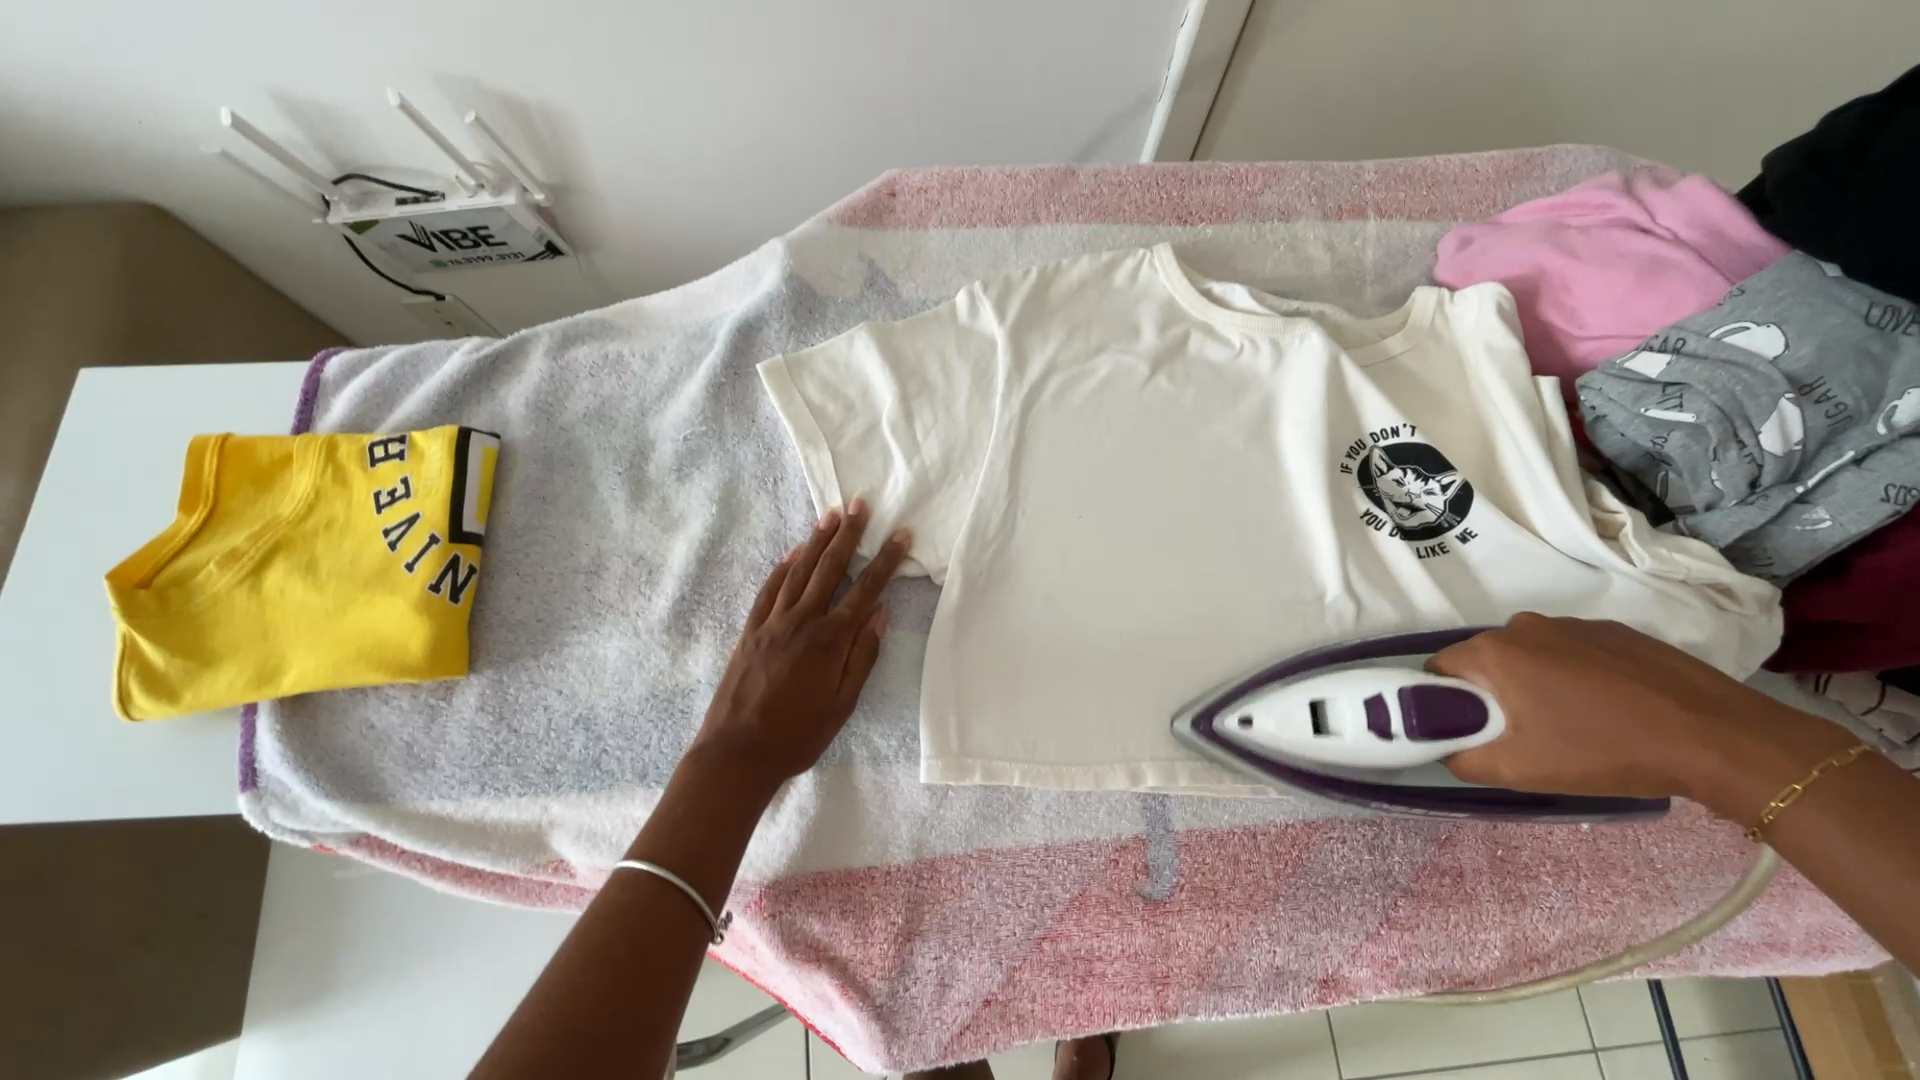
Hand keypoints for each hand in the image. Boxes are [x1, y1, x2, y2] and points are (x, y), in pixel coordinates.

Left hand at [685, 500, 909, 791]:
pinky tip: (793, 553)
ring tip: (831, 515)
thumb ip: (863, 656)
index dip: (886, 561)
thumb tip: (881, 614)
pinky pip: (769, 589)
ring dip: (816, 541)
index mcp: (830, 640)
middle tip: (860, 504)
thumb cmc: (798, 734)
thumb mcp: (843, 703)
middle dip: (849, 534)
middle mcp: (802, 621)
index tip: (901, 535)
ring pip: (798, 571)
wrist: (737, 752)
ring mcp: (772, 622)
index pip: (866, 590)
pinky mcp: (750, 630)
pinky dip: (783, 567)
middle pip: (830, 568)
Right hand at [1426, 613, 1837, 802]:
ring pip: (1530, 655)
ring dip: (1533, 683)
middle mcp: (1525, 627)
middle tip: (1517, 734)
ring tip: (1568, 723)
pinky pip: (1573, 652)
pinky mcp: (1617, 632)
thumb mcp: (1519, 771)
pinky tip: (1607, 709)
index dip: (1440, 699)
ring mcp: (1575, 625)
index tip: (1463, 728)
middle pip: (1484, 660)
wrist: (1720, 739)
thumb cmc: (1606, 751)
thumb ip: (1463, 759)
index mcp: (1494, 653)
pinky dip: (1575, 676)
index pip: (1439, 668)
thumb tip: (1446, 748)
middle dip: (1490, 693)